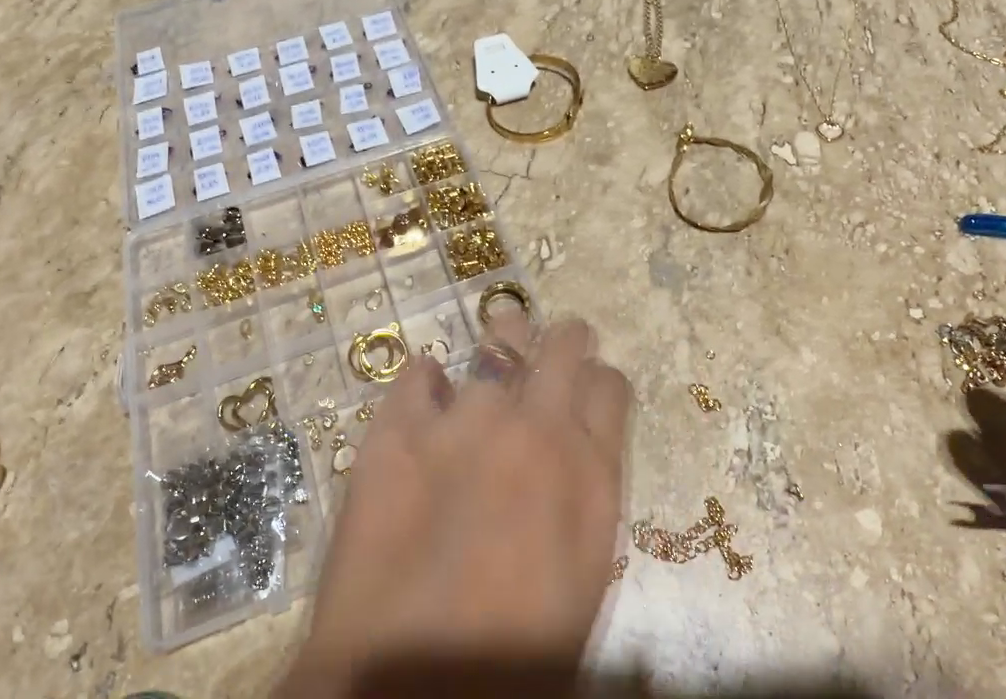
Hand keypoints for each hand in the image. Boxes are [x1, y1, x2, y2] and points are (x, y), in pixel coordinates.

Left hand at [277, 306, 631, 697]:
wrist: (408, 686)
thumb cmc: (515, 655)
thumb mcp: (583, 580)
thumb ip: (585, 501)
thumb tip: (577, 457)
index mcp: (590, 474)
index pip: (611, 387)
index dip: (599, 382)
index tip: (587, 387)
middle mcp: (533, 430)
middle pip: (563, 346)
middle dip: (562, 341)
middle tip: (553, 344)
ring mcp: (462, 423)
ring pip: (494, 344)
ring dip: (502, 343)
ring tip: (498, 347)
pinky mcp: (394, 432)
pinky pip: (417, 374)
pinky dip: (427, 378)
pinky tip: (428, 389)